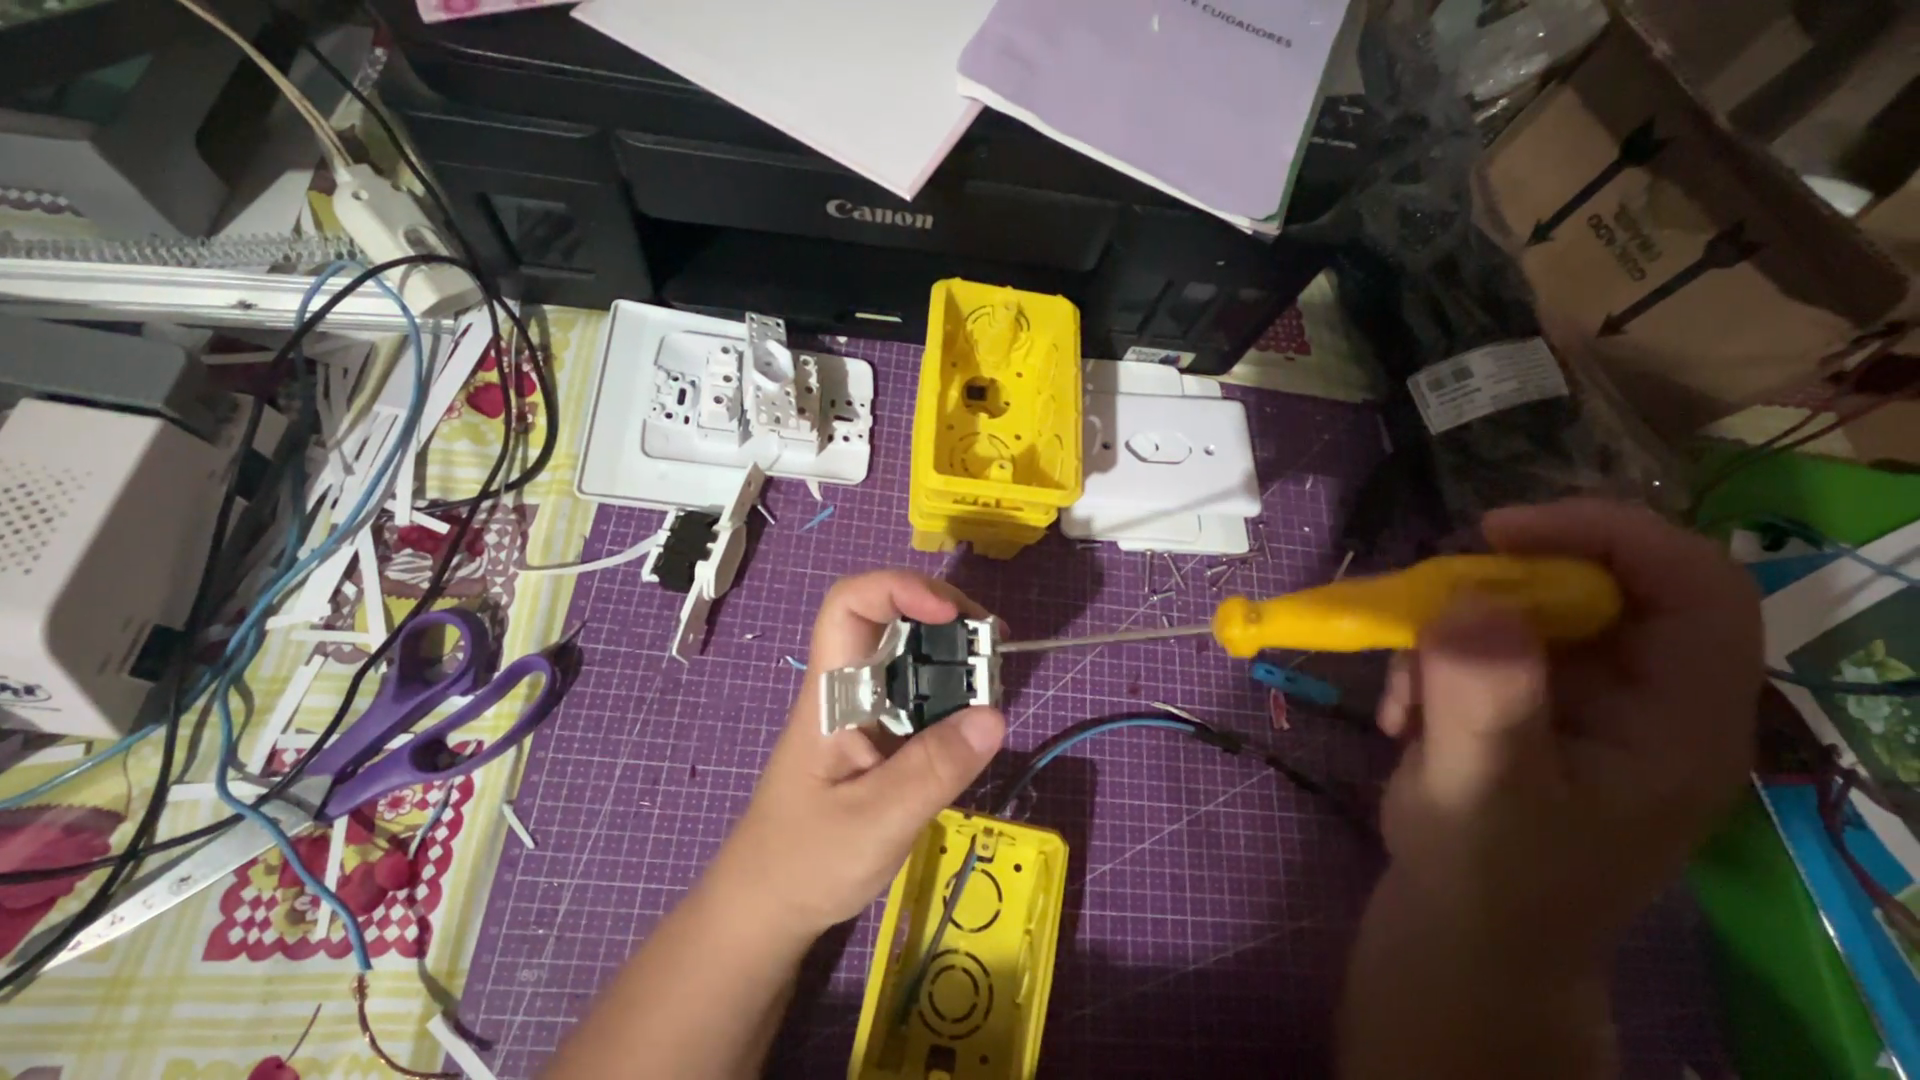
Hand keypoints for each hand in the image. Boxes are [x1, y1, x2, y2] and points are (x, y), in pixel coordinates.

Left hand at [703, 570, 1006, 941]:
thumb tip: (996, 715)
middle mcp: (848, 691)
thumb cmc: (806, 861)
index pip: (850, 604)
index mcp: (831, 693)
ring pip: (909, 661)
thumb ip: (934, 770)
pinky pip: (920, 700)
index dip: (899, 589)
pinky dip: (953, 698)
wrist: (768, 906)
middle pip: (889, 623)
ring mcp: (864, 715)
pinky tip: (978, 722)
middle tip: (994, 647)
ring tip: (996, 680)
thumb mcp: (876, 821)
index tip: (951, 617)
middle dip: (943, 620)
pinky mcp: (880, 742)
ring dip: (953, 659)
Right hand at [1372, 499, 1760, 969]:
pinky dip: (1434, 659)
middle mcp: (1648, 697)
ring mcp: (1589, 701)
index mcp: (1679, 721)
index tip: (1498, 533)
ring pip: (1532, 609)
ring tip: (1403, 693)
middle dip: (1502, 586)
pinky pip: (1488, 642)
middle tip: (1424, 605)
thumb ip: (1485, 700)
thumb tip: (1472, 598)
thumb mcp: (1483, 792)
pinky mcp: (1535, 704)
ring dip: (1451, 630)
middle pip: (1604, 585)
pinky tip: (1402, 714)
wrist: (1464, 933)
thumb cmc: (1489, 878)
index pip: (1694, 588)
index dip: (1608, 536)